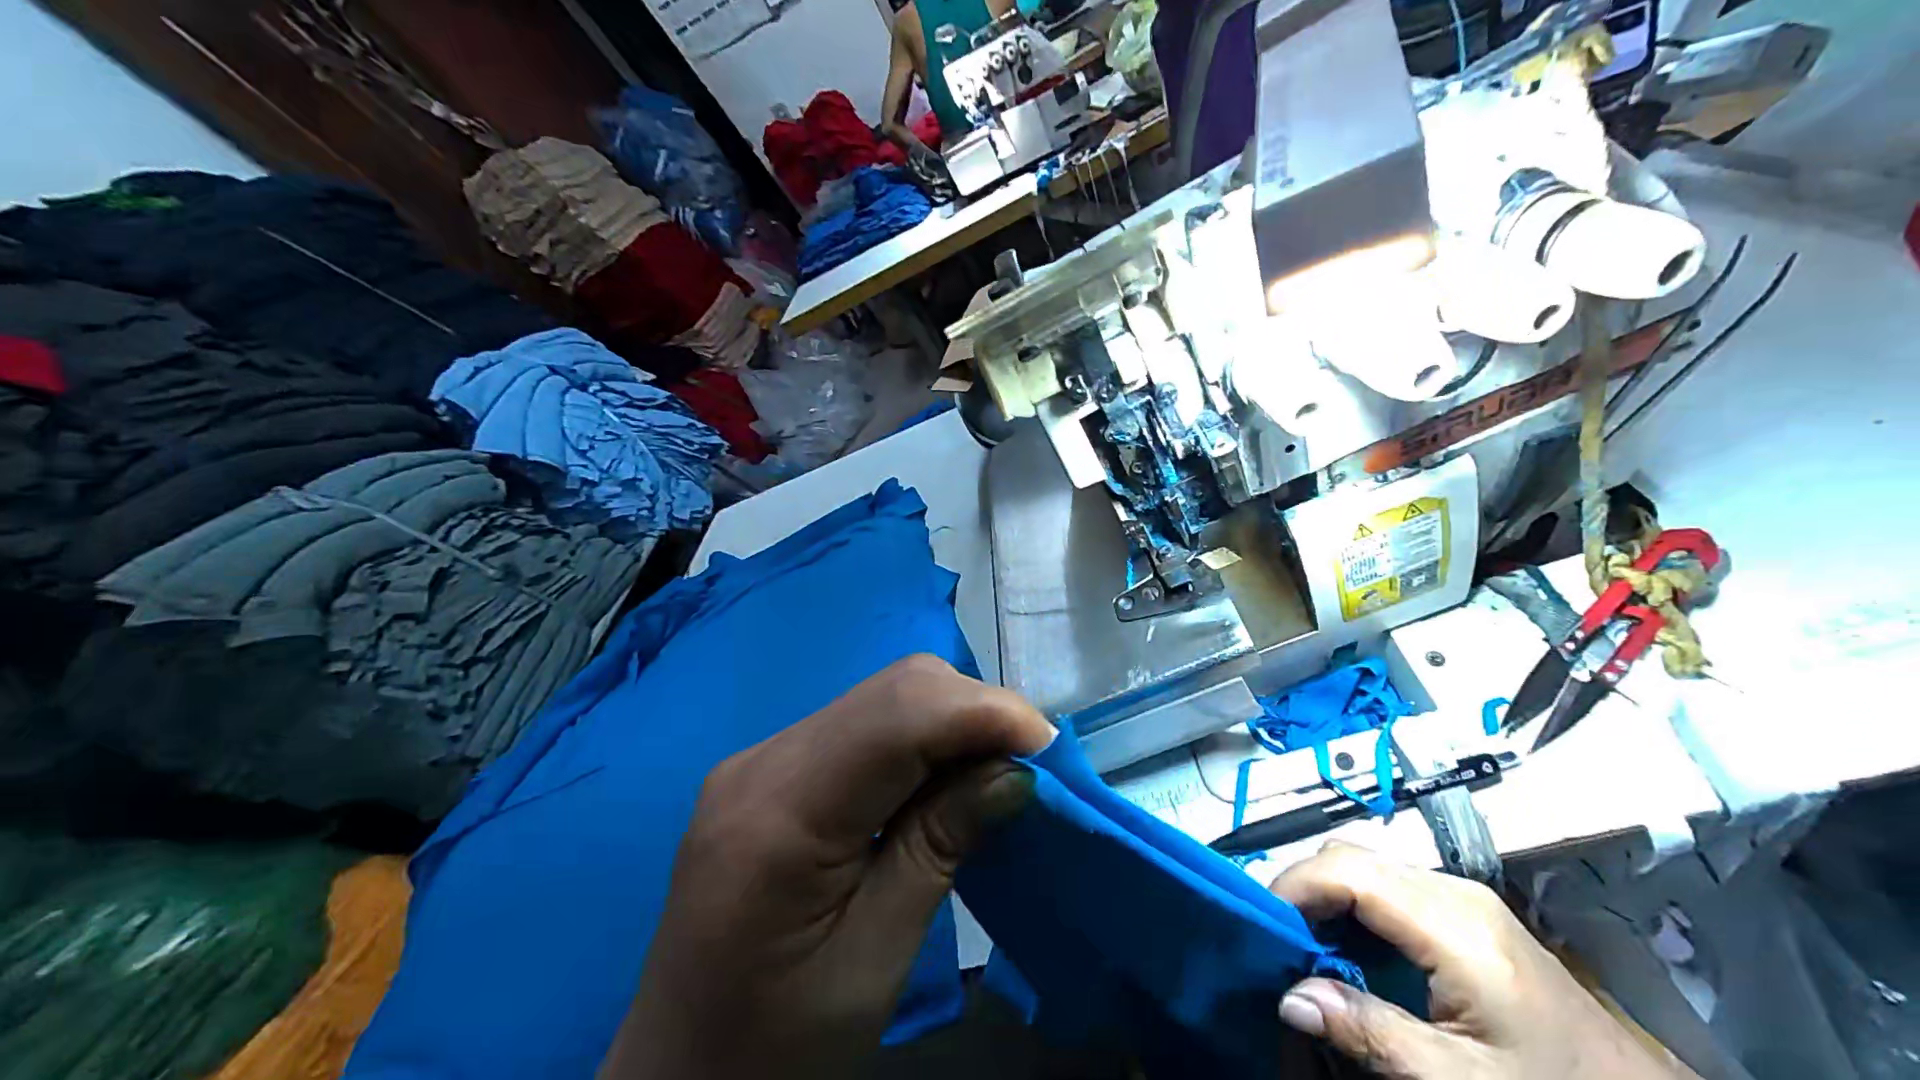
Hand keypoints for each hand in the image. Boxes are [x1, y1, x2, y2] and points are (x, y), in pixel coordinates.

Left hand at [599, 655, 1054, 1079]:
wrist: (680, 1071)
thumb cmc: (778, 1045)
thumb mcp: (875, 959)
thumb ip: (939, 847)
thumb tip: (1014, 771)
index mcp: (778, 813)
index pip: (898, 716)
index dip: (985, 713)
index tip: (1049, 752)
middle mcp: (762, 760)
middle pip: (892, 690)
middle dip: (975, 712)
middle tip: (1027, 769)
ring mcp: (761, 758)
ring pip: (881, 697)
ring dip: (951, 722)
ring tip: (993, 774)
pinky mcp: (770, 769)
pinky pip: (860, 724)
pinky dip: (917, 738)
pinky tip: (939, 780)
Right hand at [1271, 843, 1697, 1079]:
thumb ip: (1370, 1032)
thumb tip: (1287, 995)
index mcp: (1453, 921)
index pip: (1345, 869)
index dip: (1291, 887)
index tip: (1260, 929)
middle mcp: (1454, 890)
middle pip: (1351, 857)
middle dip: (1302, 889)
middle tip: (1277, 942)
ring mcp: (1464, 898)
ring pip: (1366, 866)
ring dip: (1325, 896)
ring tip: (1303, 946)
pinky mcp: (1469, 913)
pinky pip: (1389, 886)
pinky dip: (1353, 904)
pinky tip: (1348, 948)